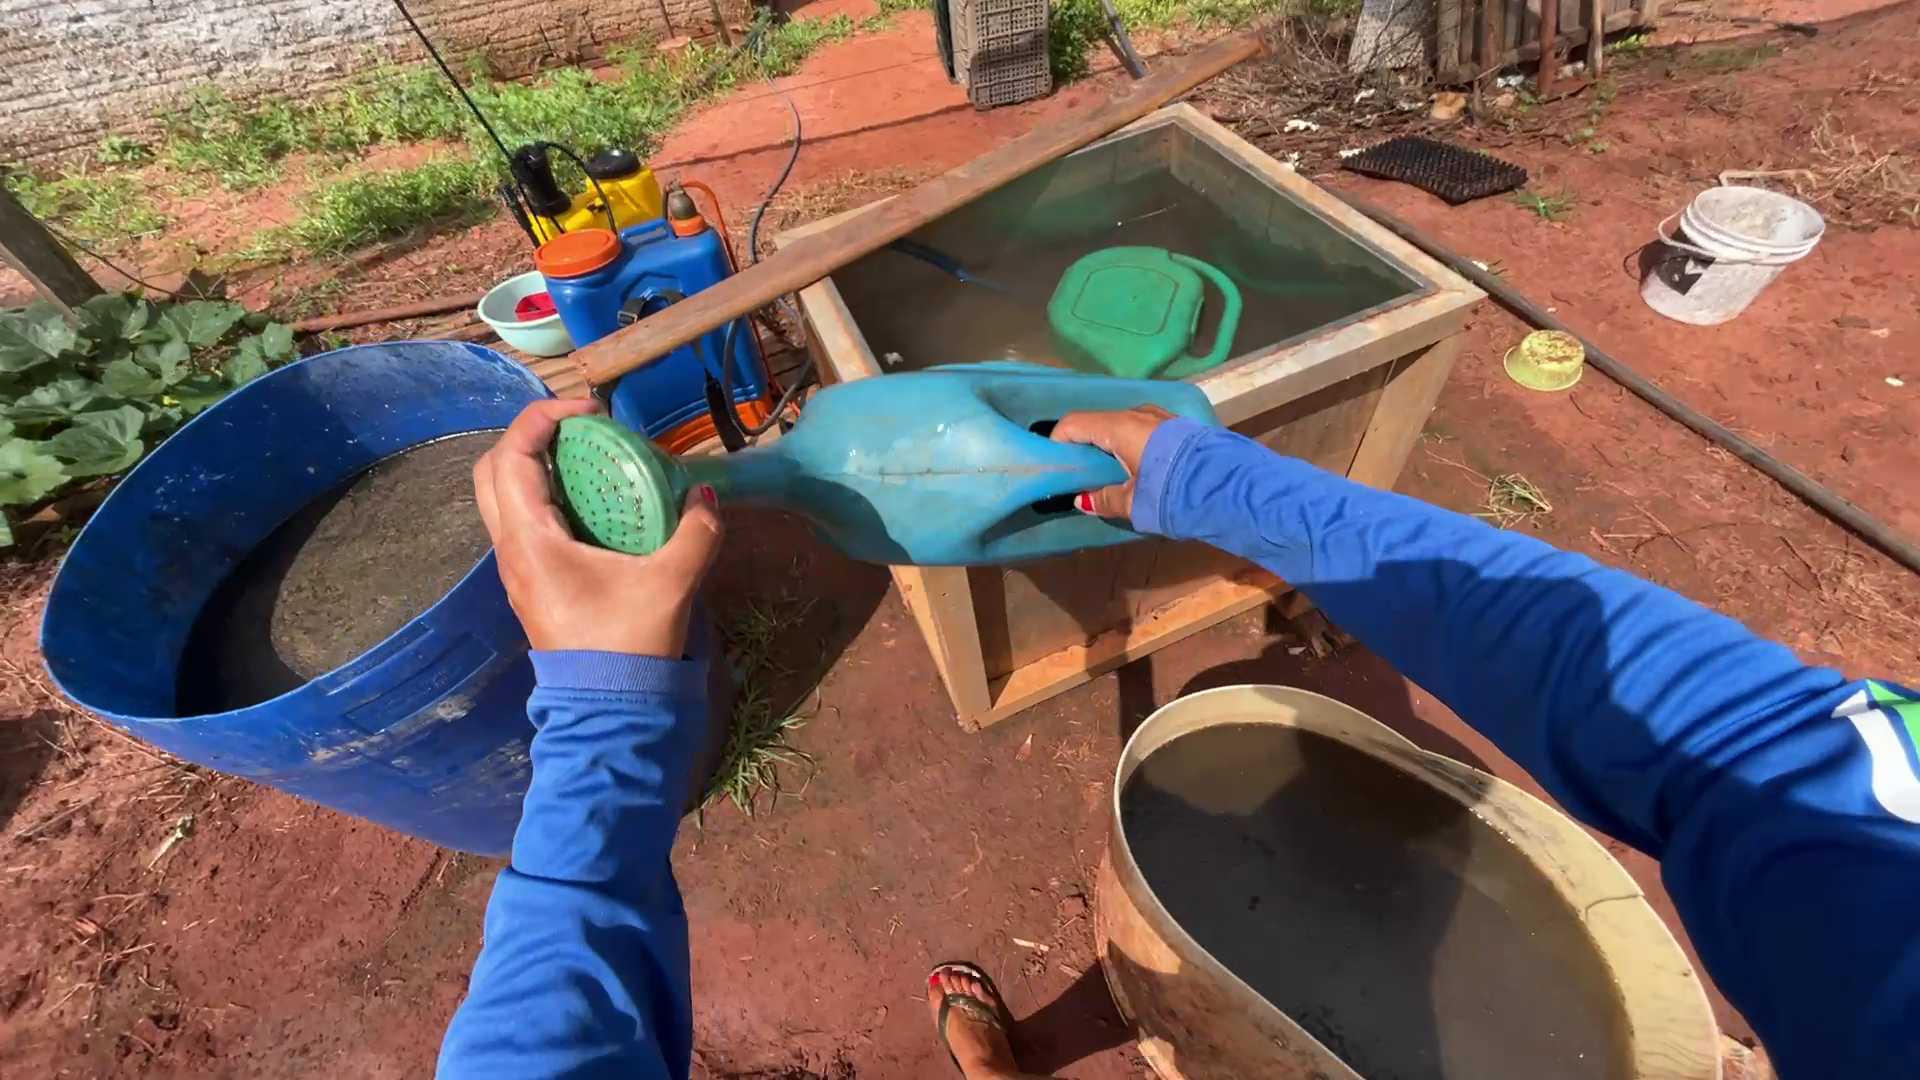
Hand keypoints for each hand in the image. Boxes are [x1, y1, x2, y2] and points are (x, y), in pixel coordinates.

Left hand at [472, 400, 723, 657]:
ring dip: (539, 464)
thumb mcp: (672, 584)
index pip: (513, 458)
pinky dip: (550, 494)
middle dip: (533, 436)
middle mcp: (513, 548)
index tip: (590, 409)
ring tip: (591, 459)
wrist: (607, 705)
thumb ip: (697, 534)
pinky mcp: (535, 580)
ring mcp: (519, 566)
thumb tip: (705, 495)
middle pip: (495, 470)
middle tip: (584, 429)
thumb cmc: (629, 642)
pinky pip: (527, 519)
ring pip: (506, 496)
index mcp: (532, 541)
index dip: (541, 418)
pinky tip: (596, 502)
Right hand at [1048, 405, 1175, 519]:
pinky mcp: (1175, 425)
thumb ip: (1104, 500)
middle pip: (1096, 424)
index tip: (1057, 466)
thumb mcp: (1133, 503)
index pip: (1073, 424)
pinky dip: (1128, 444)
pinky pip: (1140, 429)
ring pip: (1120, 426)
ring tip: (1109, 475)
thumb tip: (1083, 500)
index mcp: (1119, 428)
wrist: (1230, 485)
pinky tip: (1135, 467)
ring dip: (1108, 446)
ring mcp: (1157, 416)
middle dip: (1083, 447)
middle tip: (1081, 475)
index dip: (1058, 441)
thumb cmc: (1172, 492)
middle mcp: (1136, 414)